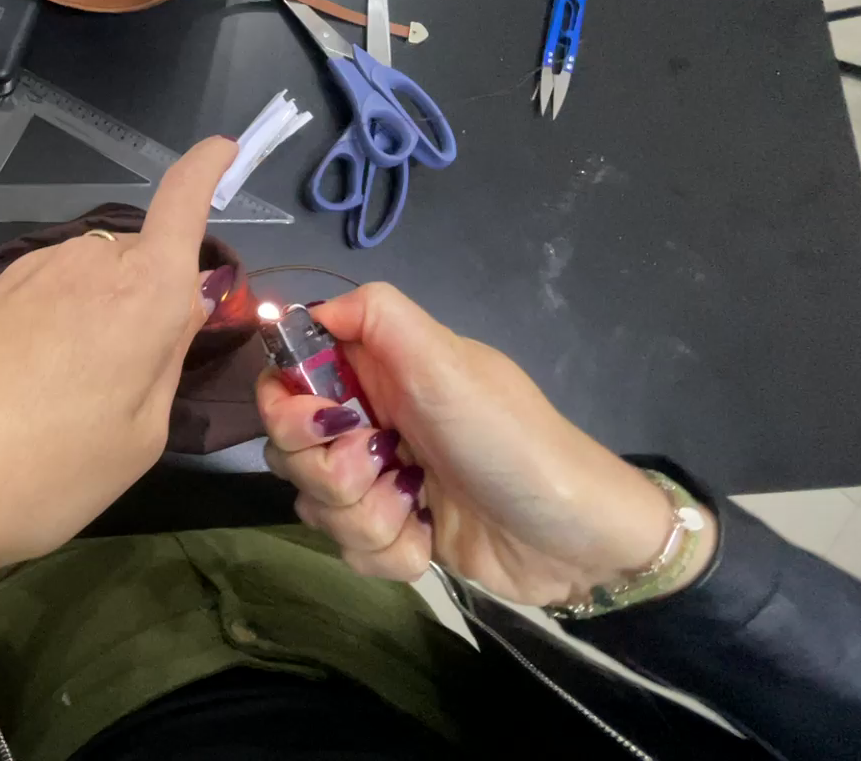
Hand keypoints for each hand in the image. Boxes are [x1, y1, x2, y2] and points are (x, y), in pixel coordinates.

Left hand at [0, 138, 239, 600]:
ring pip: (95, 273)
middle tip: (135, 373)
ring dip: (104, 311)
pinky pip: (52, 287)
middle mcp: (86, 262)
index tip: (225, 149)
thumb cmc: (45, 476)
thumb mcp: (138, 437)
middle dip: (154, 295)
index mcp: (140, 292)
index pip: (182, 202)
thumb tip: (187, 301)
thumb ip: (169, 355)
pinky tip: (30, 381)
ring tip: (73, 392)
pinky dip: (63, 318)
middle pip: (141, 255)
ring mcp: (29, 270)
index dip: (207, 168)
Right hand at [258, 283, 714, 606]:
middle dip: (330, 470)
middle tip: (384, 465)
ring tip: (417, 509)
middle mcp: (359, 421)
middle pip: (286, 447)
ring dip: (364, 516)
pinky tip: (425, 541)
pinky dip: (385, 551)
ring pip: (312, 501)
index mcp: (366, 373)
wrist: (578, 541)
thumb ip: (377, 314)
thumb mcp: (447, 362)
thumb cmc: (508, 440)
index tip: (323, 423)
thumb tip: (302, 309)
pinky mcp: (386, 530)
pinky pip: (344, 546)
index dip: (285, 406)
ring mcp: (370, 479)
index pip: (282, 380)